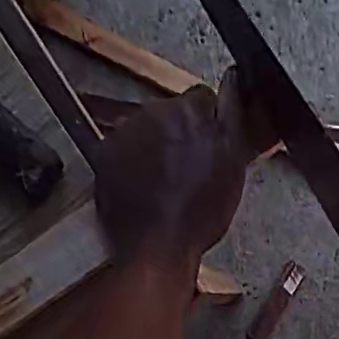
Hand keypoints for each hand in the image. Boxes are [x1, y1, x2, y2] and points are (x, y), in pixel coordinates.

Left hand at [91, 73, 257, 268]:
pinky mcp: (105, 155)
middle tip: (193, 171)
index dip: (211, 122)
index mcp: (188, 113)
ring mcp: (124, 132)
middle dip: (182, 134)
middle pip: (172, 113)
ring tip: (169, 185)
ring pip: (147, 130)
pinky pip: (124, 150)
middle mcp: (151, 113)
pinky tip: (147, 190)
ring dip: (157, 148)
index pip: (203, 97)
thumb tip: (234, 94)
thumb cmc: (196, 216)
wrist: (156, 245)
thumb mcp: (232, 171)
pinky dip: (134, 164)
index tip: (212, 144)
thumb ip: (233, 127)